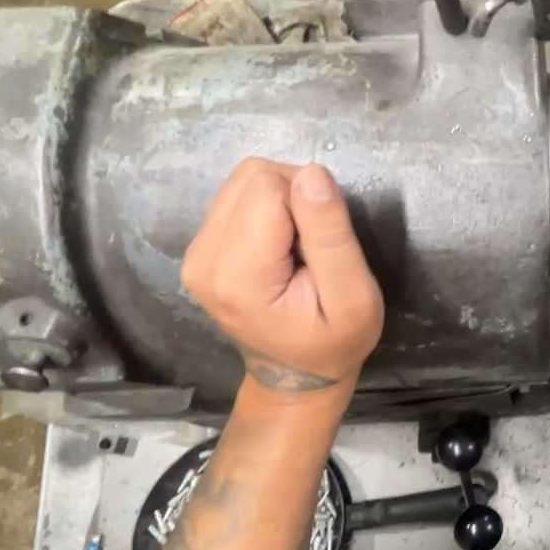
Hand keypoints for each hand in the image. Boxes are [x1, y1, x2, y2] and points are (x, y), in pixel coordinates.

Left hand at [182, 159, 383, 400]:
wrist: (297, 376)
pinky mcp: (200, 248)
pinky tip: (283, 246)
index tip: (324, 247)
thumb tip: (312, 173)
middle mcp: (202, 258)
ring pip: (245, 181)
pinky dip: (270, 210)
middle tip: (316, 245)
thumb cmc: (334, 341)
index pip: (270, 187)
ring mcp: (195, 253)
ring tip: (300, 246)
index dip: (311, 205)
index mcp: (237, 275)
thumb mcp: (354, 296)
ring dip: (284, 201)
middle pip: (253, 176)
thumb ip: (331, 235)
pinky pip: (239, 197)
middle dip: (296, 196)